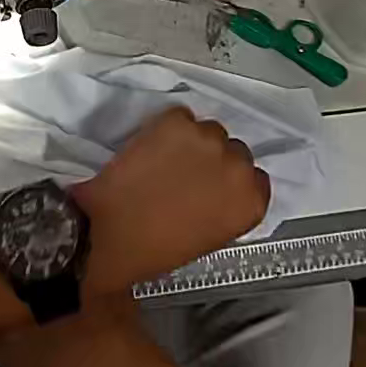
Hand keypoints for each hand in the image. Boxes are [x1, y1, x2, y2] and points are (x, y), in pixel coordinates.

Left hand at [74, 106, 269, 294]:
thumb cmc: (155, 249)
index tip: (213, 185)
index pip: (257, 180)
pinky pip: (179, 117)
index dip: (231, 181)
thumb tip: (214, 197)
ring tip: (166, 157)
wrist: (108, 232)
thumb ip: (223, 211)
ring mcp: (207, 139)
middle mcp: (238, 168)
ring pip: (208, 130)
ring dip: (192, 141)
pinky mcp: (176, 122)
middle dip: (215, 160)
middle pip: (235, 151)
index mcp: (249, 203)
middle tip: (187, 172)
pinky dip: (167, 128)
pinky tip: (151, 145)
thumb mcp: (206, 239)